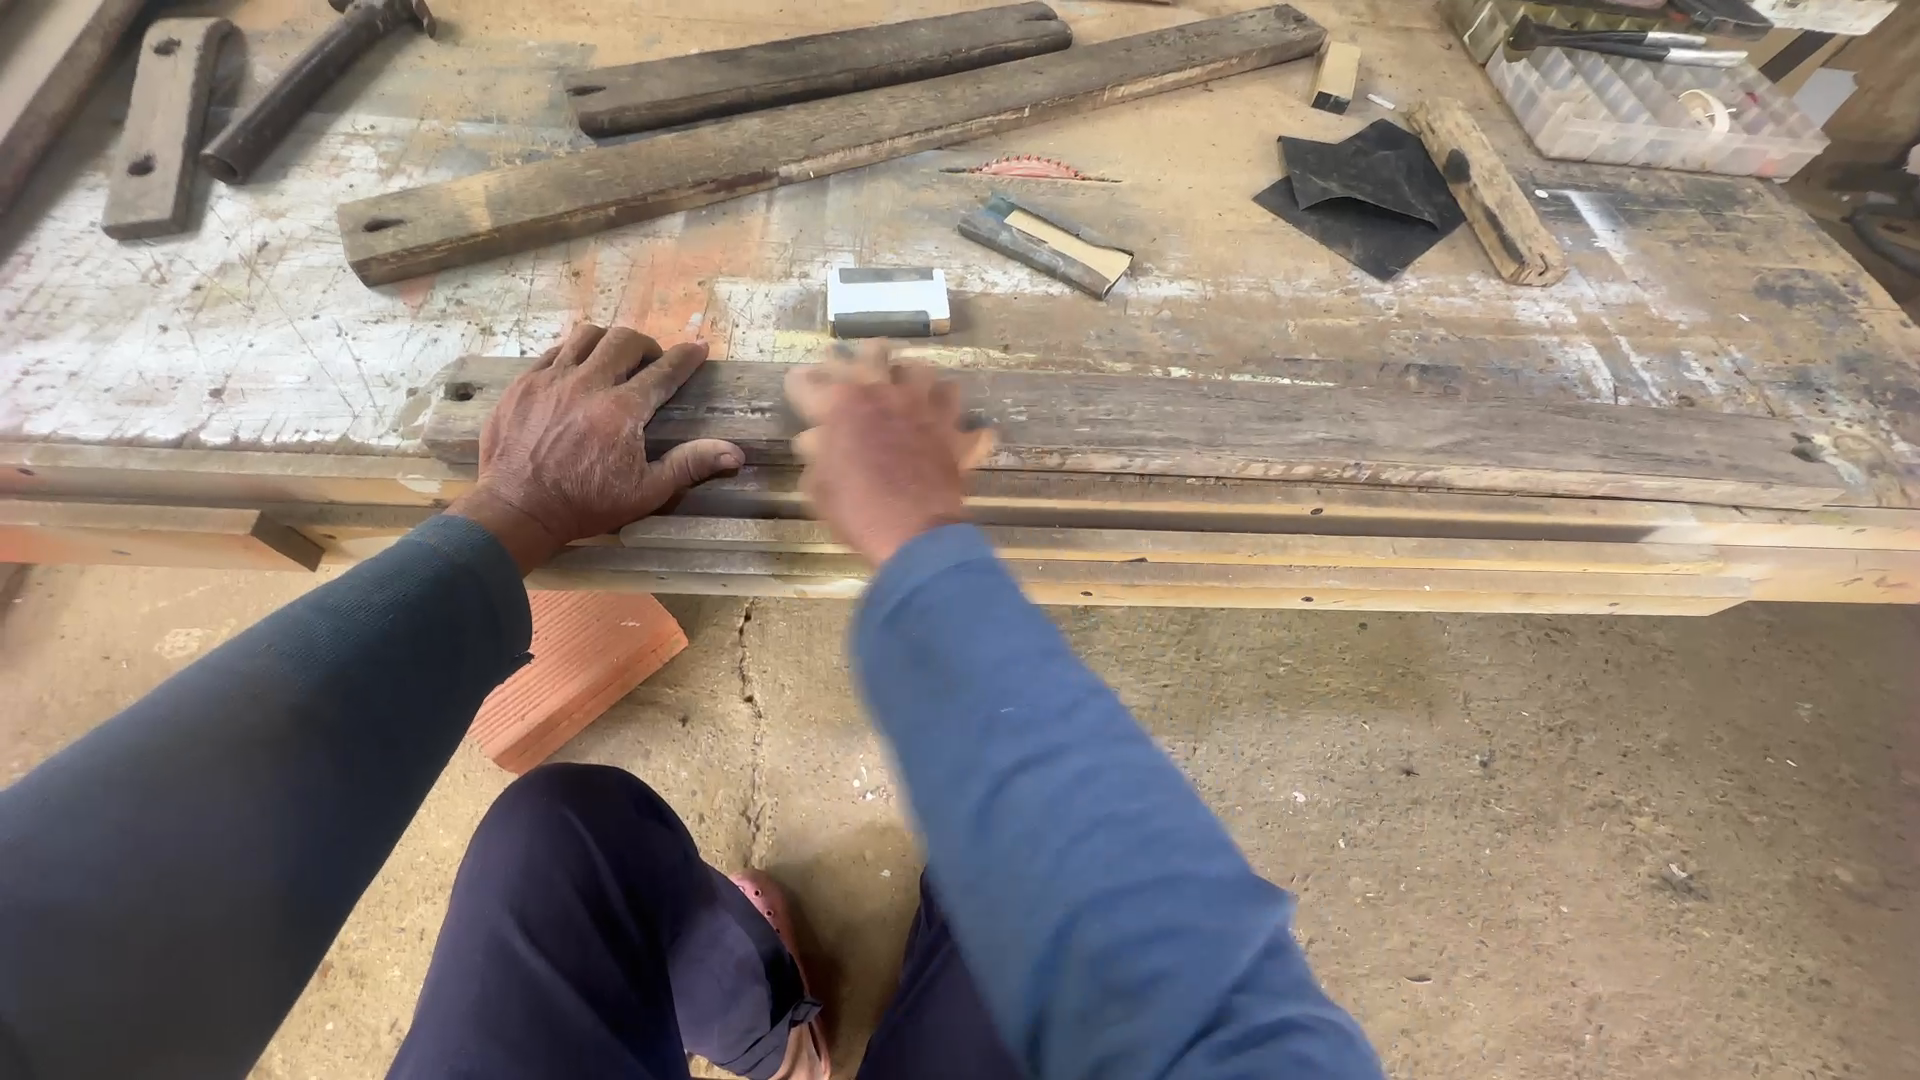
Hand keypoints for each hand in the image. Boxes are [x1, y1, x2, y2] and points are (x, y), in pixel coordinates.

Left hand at [449, 323, 742, 572]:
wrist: (516, 509)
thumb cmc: (587, 505)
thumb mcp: (647, 491)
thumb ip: (690, 465)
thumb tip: (735, 453)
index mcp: (622, 411)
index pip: (663, 371)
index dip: (686, 357)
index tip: (699, 347)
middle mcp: (588, 385)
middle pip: (625, 340)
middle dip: (646, 346)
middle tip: (651, 364)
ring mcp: (550, 379)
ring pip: (587, 335)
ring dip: (609, 343)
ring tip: (614, 362)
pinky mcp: (523, 383)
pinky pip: (554, 351)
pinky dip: (574, 353)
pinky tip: (579, 374)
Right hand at [785, 342, 993, 565]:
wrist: (914, 535)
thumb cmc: (857, 512)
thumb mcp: (820, 488)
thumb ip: (818, 456)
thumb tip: (817, 441)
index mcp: (844, 404)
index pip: (810, 380)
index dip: (801, 383)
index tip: (799, 387)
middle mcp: (886, 395)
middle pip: (874, 353)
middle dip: (863, 356)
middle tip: (859, 365)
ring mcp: (926, 411)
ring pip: (925, 373)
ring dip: (916, 379)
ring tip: (911, 390)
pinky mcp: (955, 435)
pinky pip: (967, 422)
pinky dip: (964, 430)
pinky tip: (958, 435)